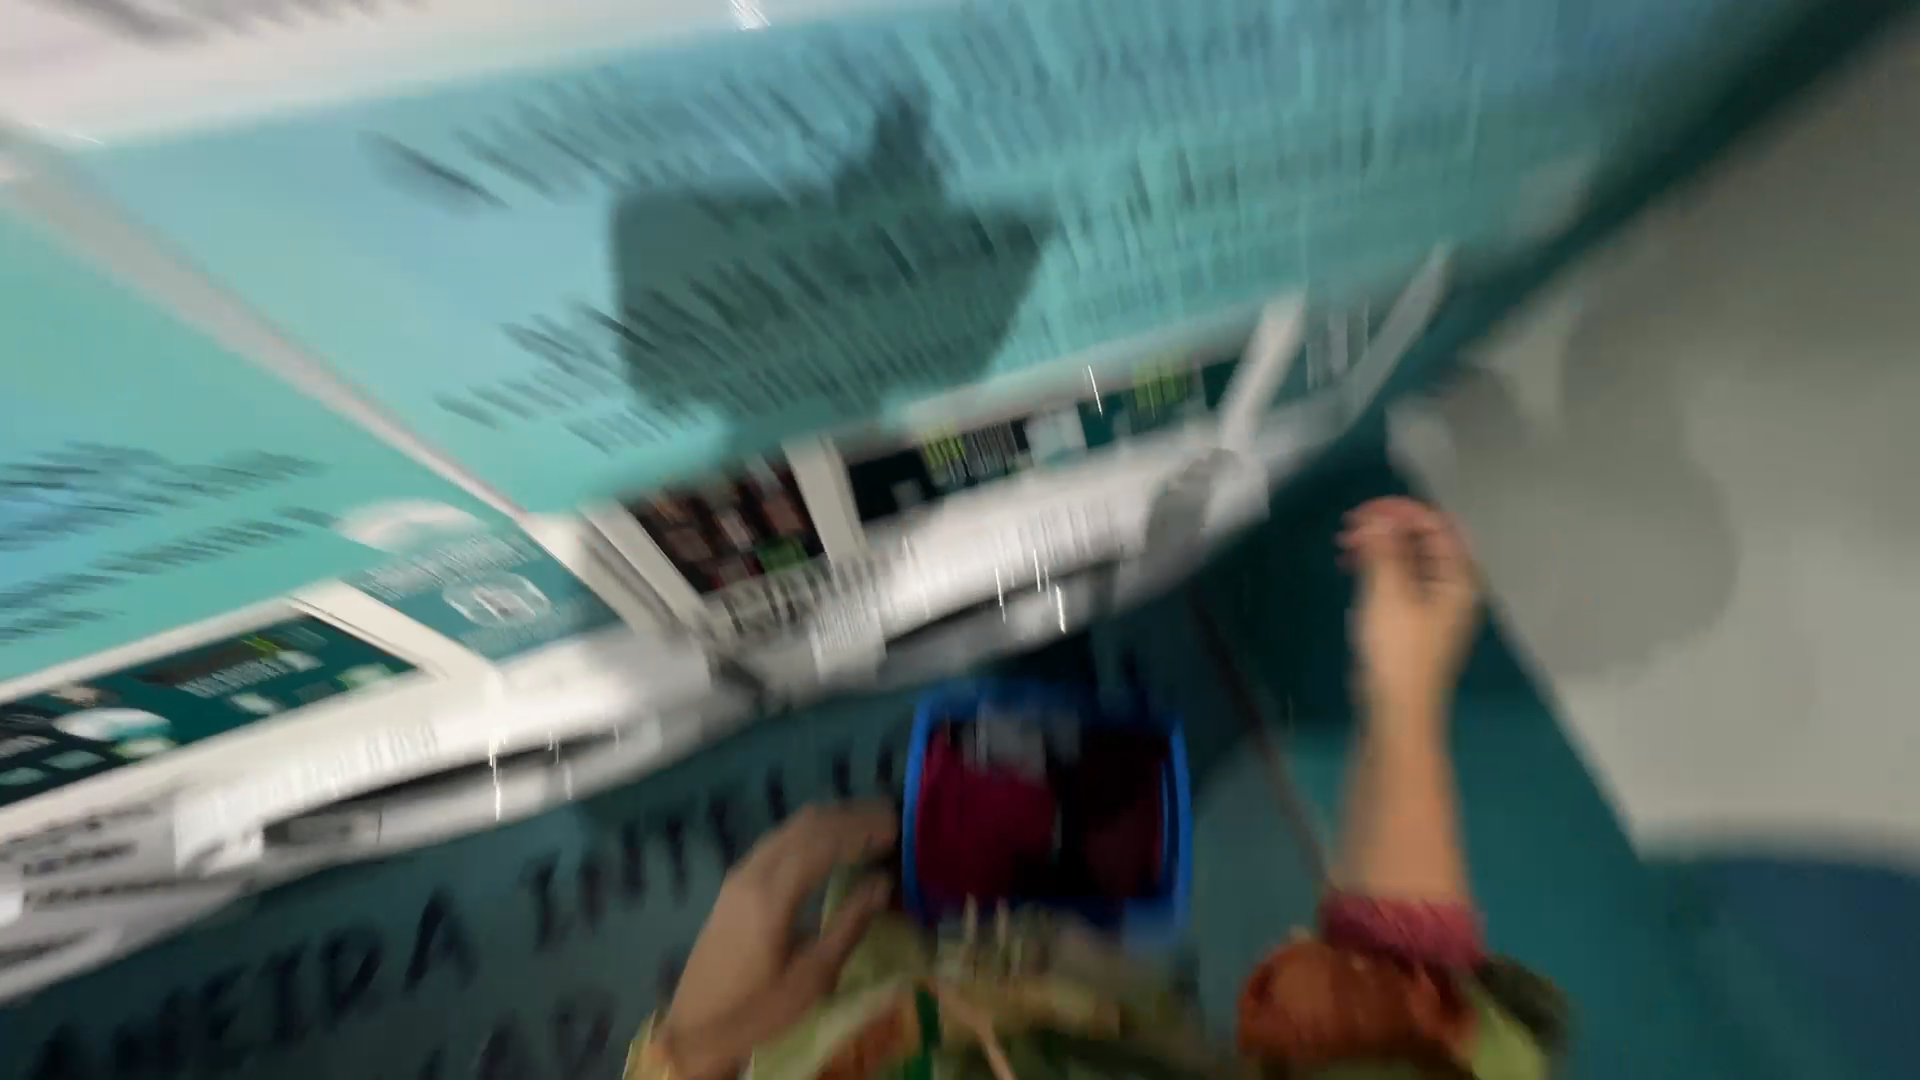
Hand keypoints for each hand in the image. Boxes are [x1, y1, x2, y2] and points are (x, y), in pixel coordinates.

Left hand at [660, 802, 897, 1079]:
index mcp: (772, 895)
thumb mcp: (812, 979)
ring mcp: (743, 870)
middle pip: (810, 823)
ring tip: (870, 824)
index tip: (896, 829)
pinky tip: (834, 840)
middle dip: (853, 816)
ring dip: (834, 817)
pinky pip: (783, 836)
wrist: (693, 1030)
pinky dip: (815, 829)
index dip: (862, 829)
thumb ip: (850, 924)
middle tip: (890, 819)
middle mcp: (755, 870)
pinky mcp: (738, 877)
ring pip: (794, 824)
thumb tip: (884, 881)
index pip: (824, 841)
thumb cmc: (758, 1010)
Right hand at [1339, 497, 1480, 718]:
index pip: (1435, 525)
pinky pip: (1398, 577)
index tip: (1360, 512)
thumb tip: (1377, 518)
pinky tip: (1353, 569)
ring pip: (1407, 557)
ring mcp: (1431, 602)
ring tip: (1345, 547)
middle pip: (1423, 539)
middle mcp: (1450, 585)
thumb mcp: (1388, 593)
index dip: (1400, 511)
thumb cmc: (1396, 649)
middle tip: (1348, 529)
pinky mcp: (1411, 617)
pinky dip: (1376, 565)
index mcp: (1456, 577)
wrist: (1396, 706)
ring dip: (1378, 545)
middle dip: (1386, 526)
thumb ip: (1383, 551)